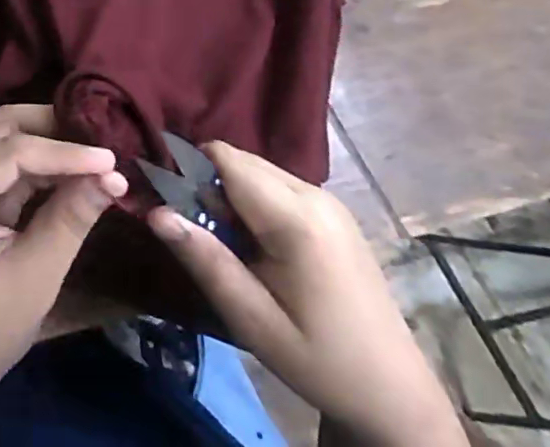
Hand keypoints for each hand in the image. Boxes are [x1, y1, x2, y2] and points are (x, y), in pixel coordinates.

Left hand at [0, 104, 127, 403]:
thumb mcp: (35, 276)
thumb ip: (70, 219)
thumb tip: (115, 177)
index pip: (12, 151)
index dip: (64, 151)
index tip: (112, 159)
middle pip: (3, 125)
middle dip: (54, 125)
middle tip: (103, 137)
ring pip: (7, 135)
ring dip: (51, 138)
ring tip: (98, 149)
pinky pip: (11, 159)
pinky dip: (45, 160)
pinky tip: (78, 167)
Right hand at [148, 143, 466, 446]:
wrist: (393, 391)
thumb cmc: (318, 359)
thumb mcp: (252, 319)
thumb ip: (204, 259)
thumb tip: (155, 212)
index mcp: (296, 218)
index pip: (226, 158)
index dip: (190, 171)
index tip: (173, 206)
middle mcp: (314, 194)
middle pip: (240, 159)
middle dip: (209, 183)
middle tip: (200, 234)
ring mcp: (328, 200)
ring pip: (257, 169)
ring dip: (231, 193)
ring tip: (229, 244)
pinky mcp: (332, 211)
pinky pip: (277, 184)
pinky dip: (253, 200)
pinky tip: (257, 245)